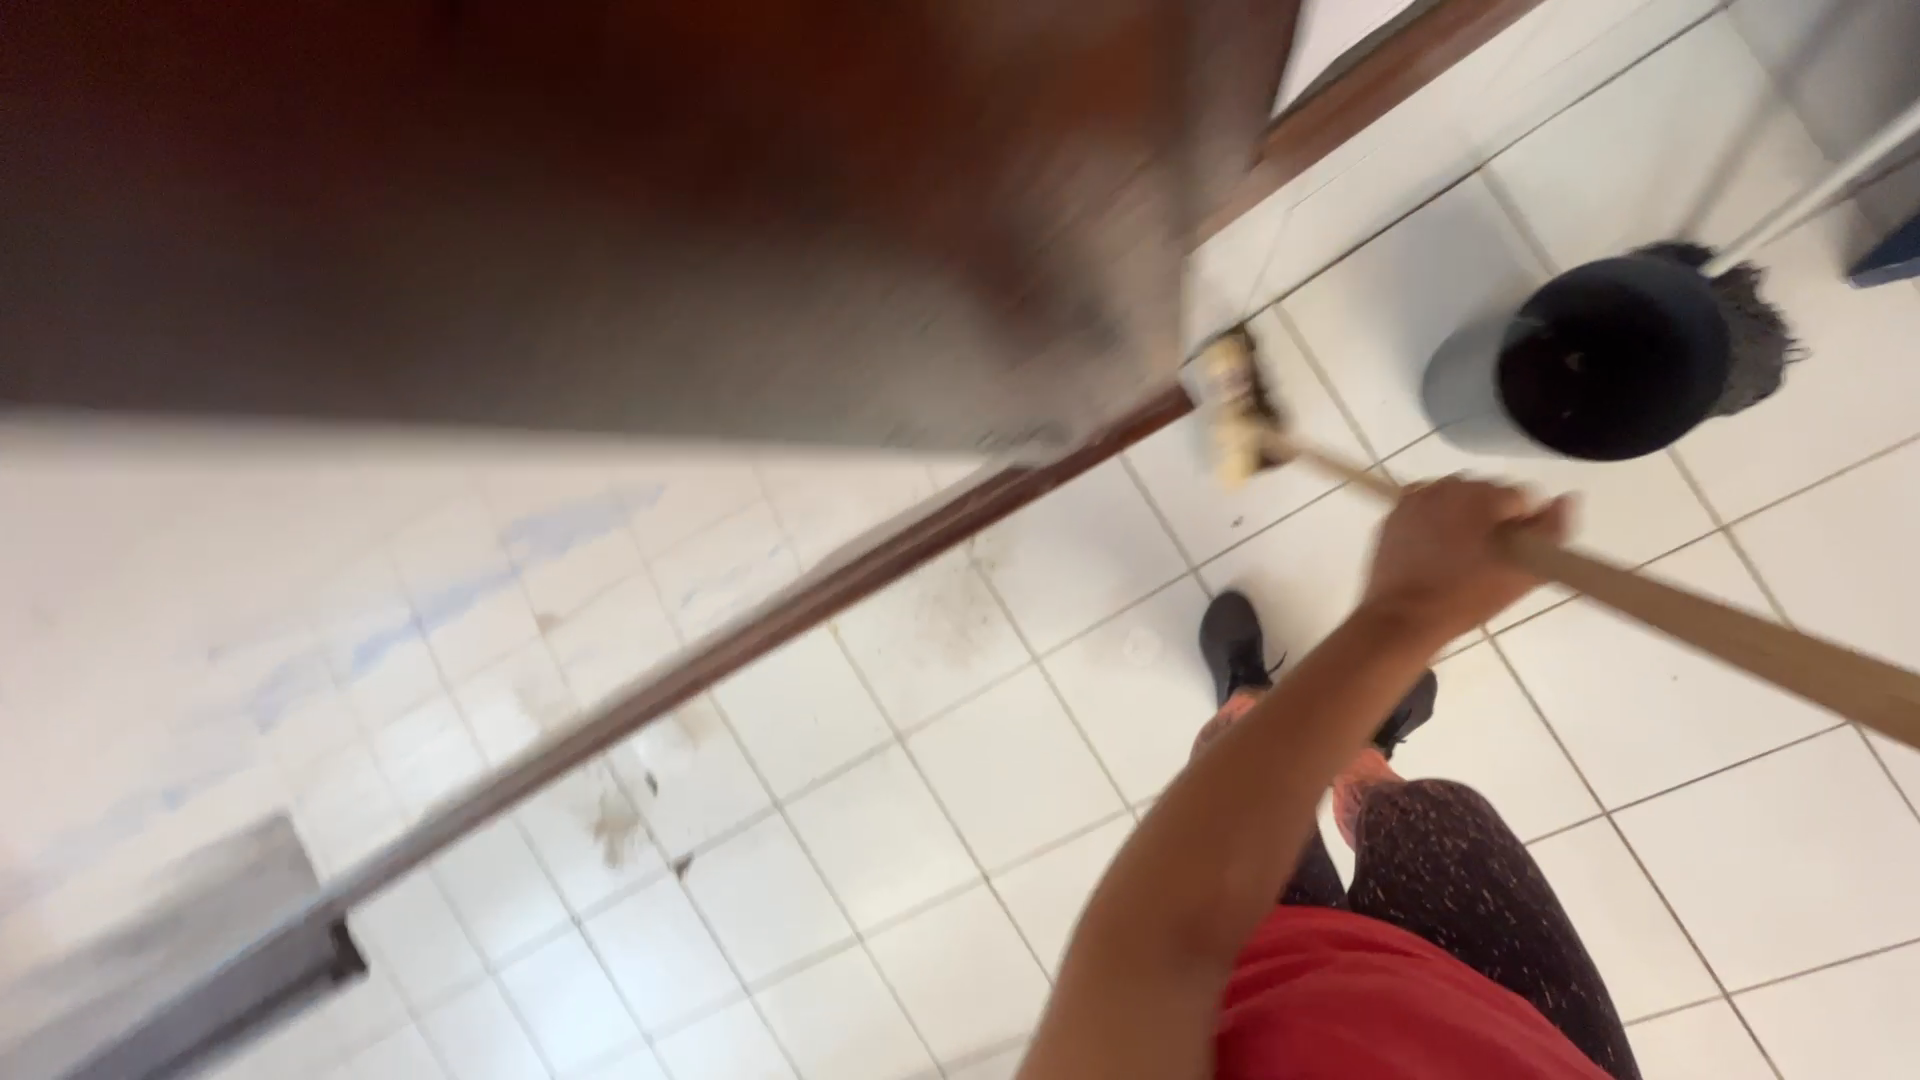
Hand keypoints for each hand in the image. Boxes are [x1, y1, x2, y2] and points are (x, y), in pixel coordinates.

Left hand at [1360, 475, 1573, 643]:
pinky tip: (1435, 544)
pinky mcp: (1392, 514)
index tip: (1513, 551)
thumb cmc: (1468, 596)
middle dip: (1491, 515)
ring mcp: (1414, 499)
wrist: (1405, 615)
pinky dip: (1433, 517)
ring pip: (1452, 496)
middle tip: (1486, 552)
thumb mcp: (1525, 570)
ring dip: (1462, 514)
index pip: (1521, 497)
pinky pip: (1423, 505)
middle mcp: (1446, 487)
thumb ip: (1552, 529)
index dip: (1523, 525)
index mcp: (1482, 494)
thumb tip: (1567, 497)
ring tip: (1461, 550)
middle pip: (1485, 492)